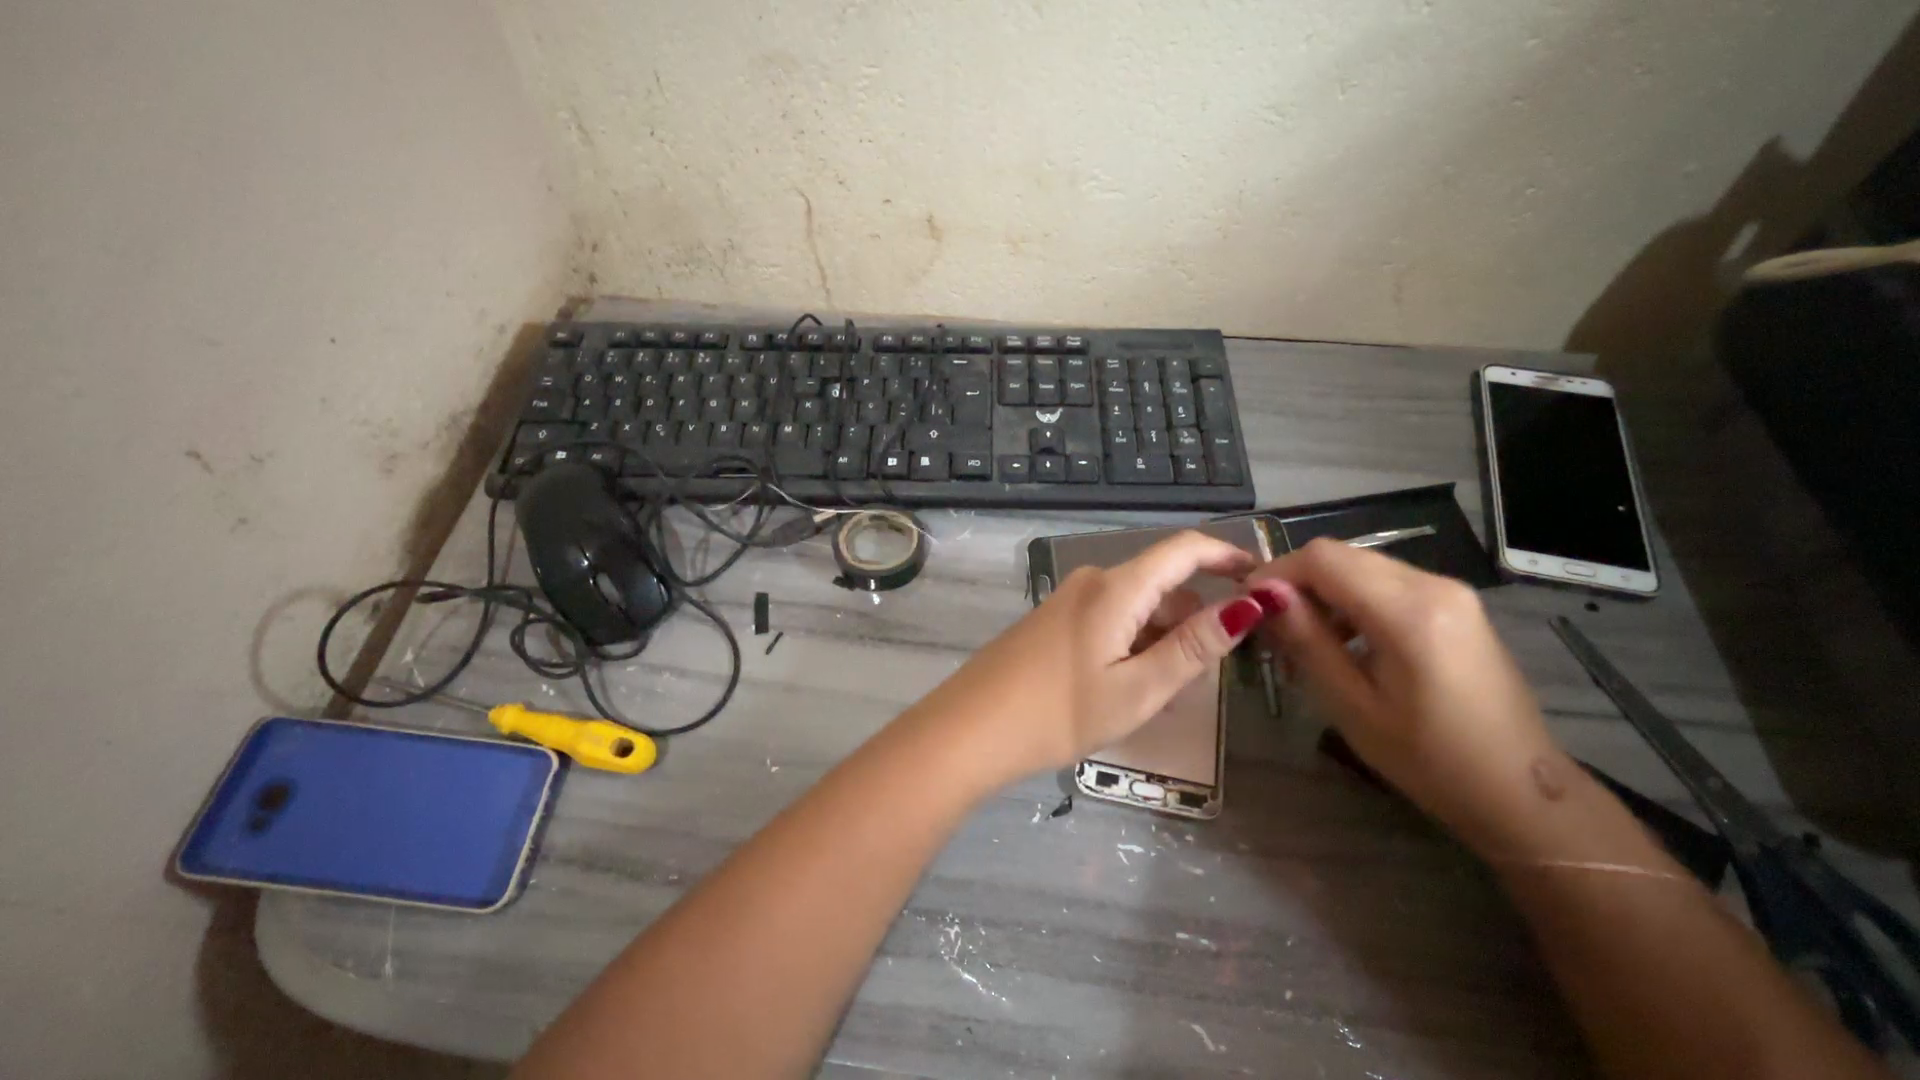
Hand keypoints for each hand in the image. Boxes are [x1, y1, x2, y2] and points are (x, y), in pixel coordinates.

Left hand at [916, 530, 1274, 780]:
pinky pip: (1110, 621)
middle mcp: (1092, 582)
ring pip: (1137, 607)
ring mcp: (1067, 602)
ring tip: (1168, 695)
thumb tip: (1250, 605)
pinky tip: (1131, 689)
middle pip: (1163, 584)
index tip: (1264, 578)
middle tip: (1209, 676)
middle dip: (1195, 619)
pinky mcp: (1052, 623)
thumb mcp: (1138, 688)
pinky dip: (1134, 645)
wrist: (968, 731)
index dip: (1228, 556)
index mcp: (1117, 587)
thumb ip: (1194, 647)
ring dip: (1163, 639)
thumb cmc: (1058, 714)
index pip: (1185, 549)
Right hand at [1248, 538, 1566, 854]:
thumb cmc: (1429, 760)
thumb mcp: (1353, 706)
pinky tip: (1347, 646)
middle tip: (1273, 633)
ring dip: (1325, 595)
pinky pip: (1390, 585)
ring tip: (1307, 646)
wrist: (1519, 791)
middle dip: (1298, 585)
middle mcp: (1434, 585)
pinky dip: (1355, 603)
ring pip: (1364, 568)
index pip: (1323, 558)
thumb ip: (1307, 641)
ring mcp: (1451, 593)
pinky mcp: (1458, 607)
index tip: (1248, 609)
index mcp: (1409, 610)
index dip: (1276, 573)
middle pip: (1343, 557)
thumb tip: (1263, 595)